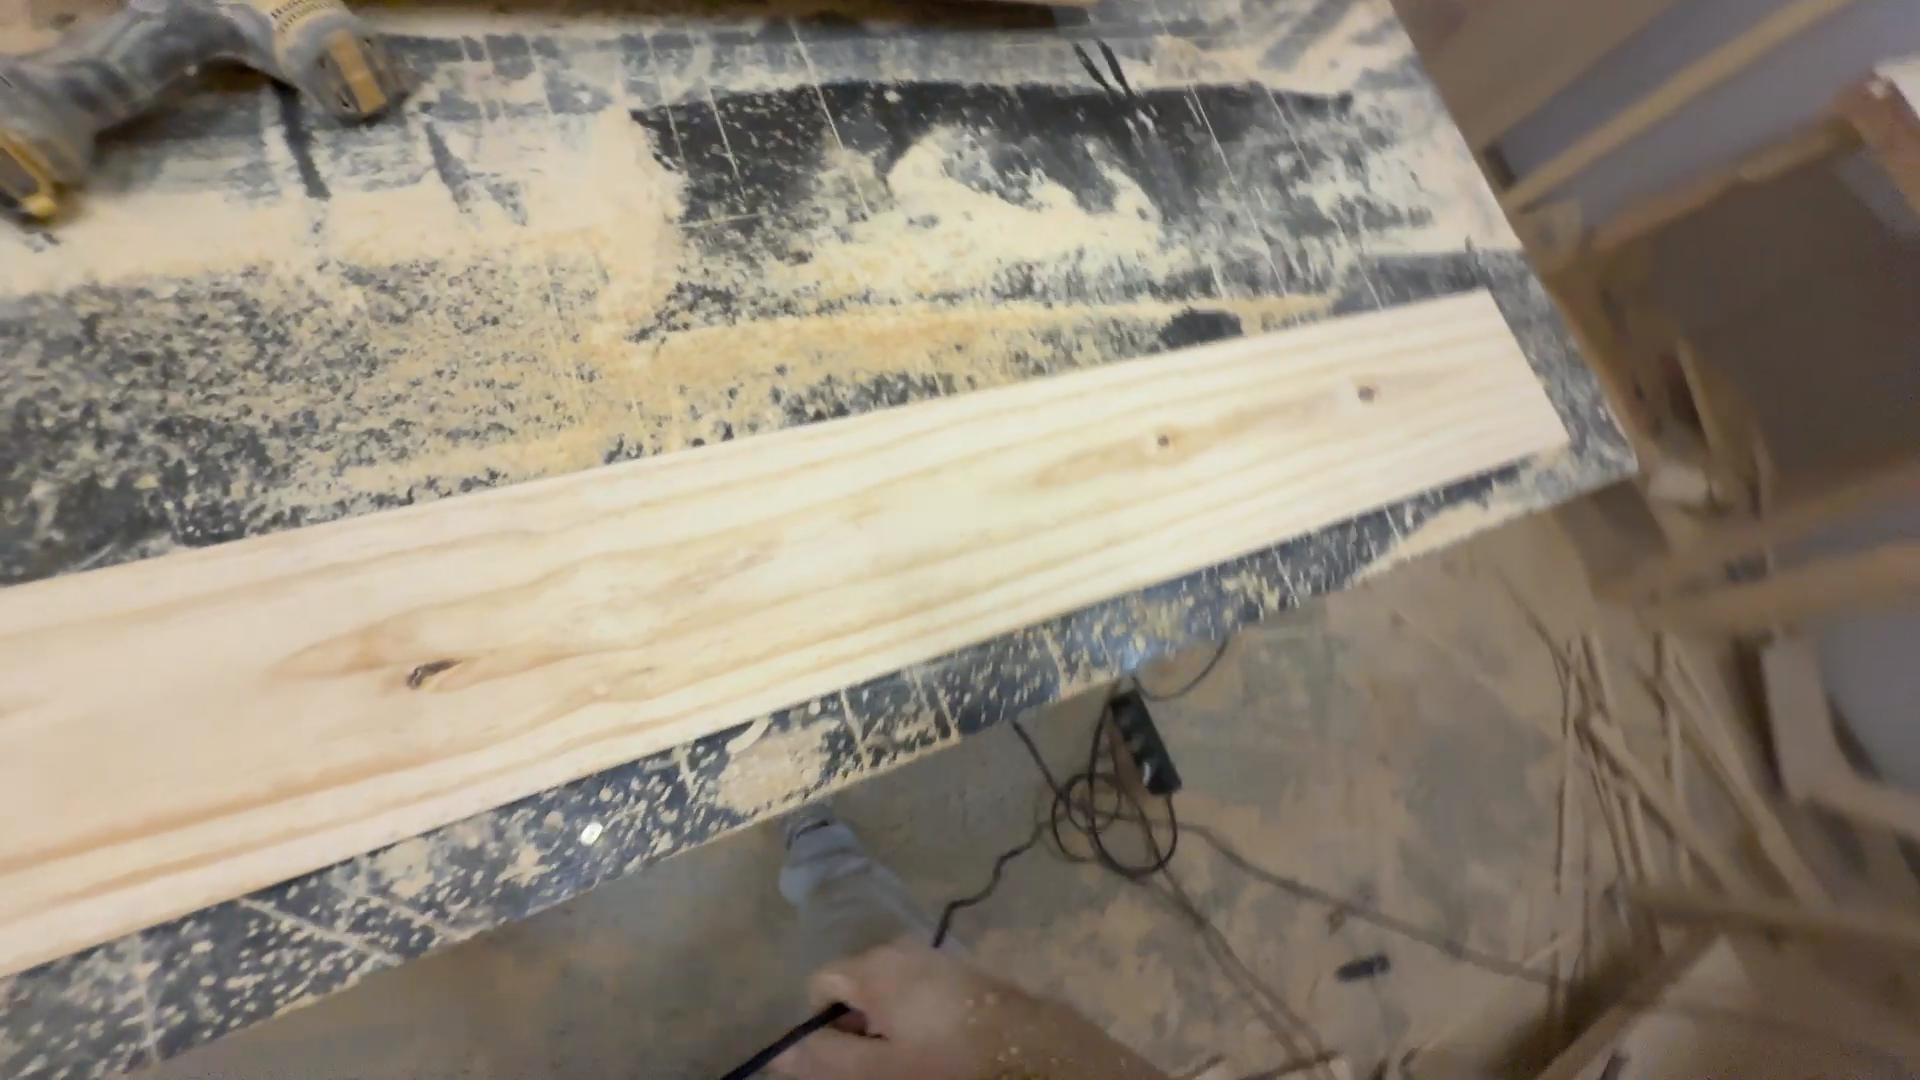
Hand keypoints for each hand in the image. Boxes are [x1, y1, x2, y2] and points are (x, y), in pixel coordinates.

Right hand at [771, 938, 1167, 1079]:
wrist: (1023, 1044)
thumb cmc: (945, 1058)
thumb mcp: (881, 1070)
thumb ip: (827, 1060)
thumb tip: (778, 1056)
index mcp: (874, 966)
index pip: (820, 982)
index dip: (820, 1024)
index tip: (842, 1059)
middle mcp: (898, 948)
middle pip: (853, 983)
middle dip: (855, 1025)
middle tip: (877, 1064)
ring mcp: (929, 956)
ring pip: (885, 988)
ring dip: (884, 1024)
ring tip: (907, 1058)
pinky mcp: (953, 968)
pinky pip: (913, 987)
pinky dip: (910, 1015)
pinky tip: (933, 1046)